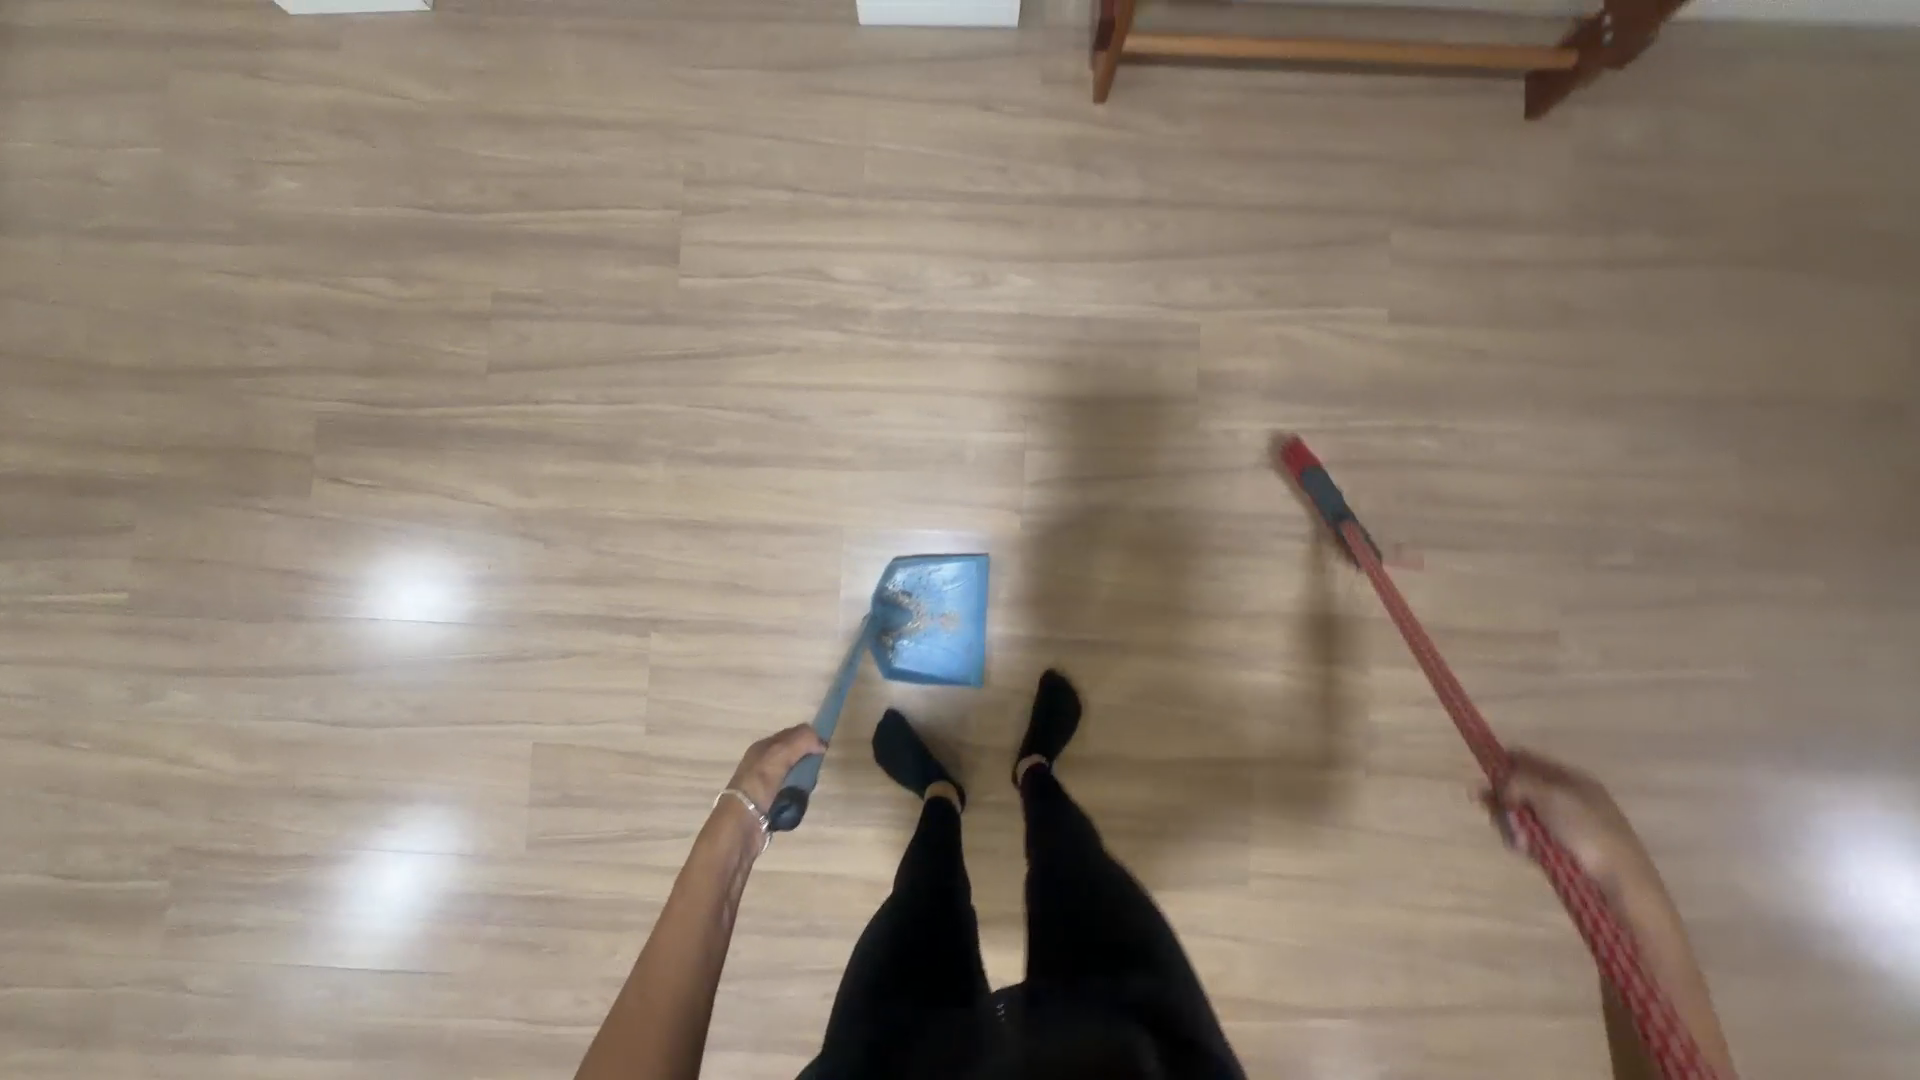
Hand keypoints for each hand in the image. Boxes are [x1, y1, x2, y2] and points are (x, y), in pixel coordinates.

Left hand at [726, 724, 826, 809]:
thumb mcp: (779, 754)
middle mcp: (763, 764)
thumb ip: (801, 741)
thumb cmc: (759, 784)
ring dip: (804, 781)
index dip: (808, 737)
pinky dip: (799, 797)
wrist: (742, 824)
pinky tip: (800, 801)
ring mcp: (767, 785)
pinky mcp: (771, 804)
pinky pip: (792, 794)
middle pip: (794, 756)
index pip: (791, 734)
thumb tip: (822, 743)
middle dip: (807, 761)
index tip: (824, 747)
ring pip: (795, 775)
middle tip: (815, 769)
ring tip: (808, 788)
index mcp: (762, 748)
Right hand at [1481, 749, 1657, 897]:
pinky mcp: (1556, 848)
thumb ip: (1516, 782)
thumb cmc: (1586, 828)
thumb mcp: (1550, 794)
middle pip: (1516, 789)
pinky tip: (1523, 849)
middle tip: (1492, 810)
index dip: (1501, 764)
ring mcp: (1560, 824)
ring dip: (1510, 824)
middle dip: (1502, 800)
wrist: (1619, 878)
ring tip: (1517, 838)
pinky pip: (1526, 837)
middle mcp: (1562, 797)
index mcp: (1568, 778)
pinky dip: (1520, 841)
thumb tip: (1492, 788)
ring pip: (1517, 815)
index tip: (1485, 778)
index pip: (1524, 760)